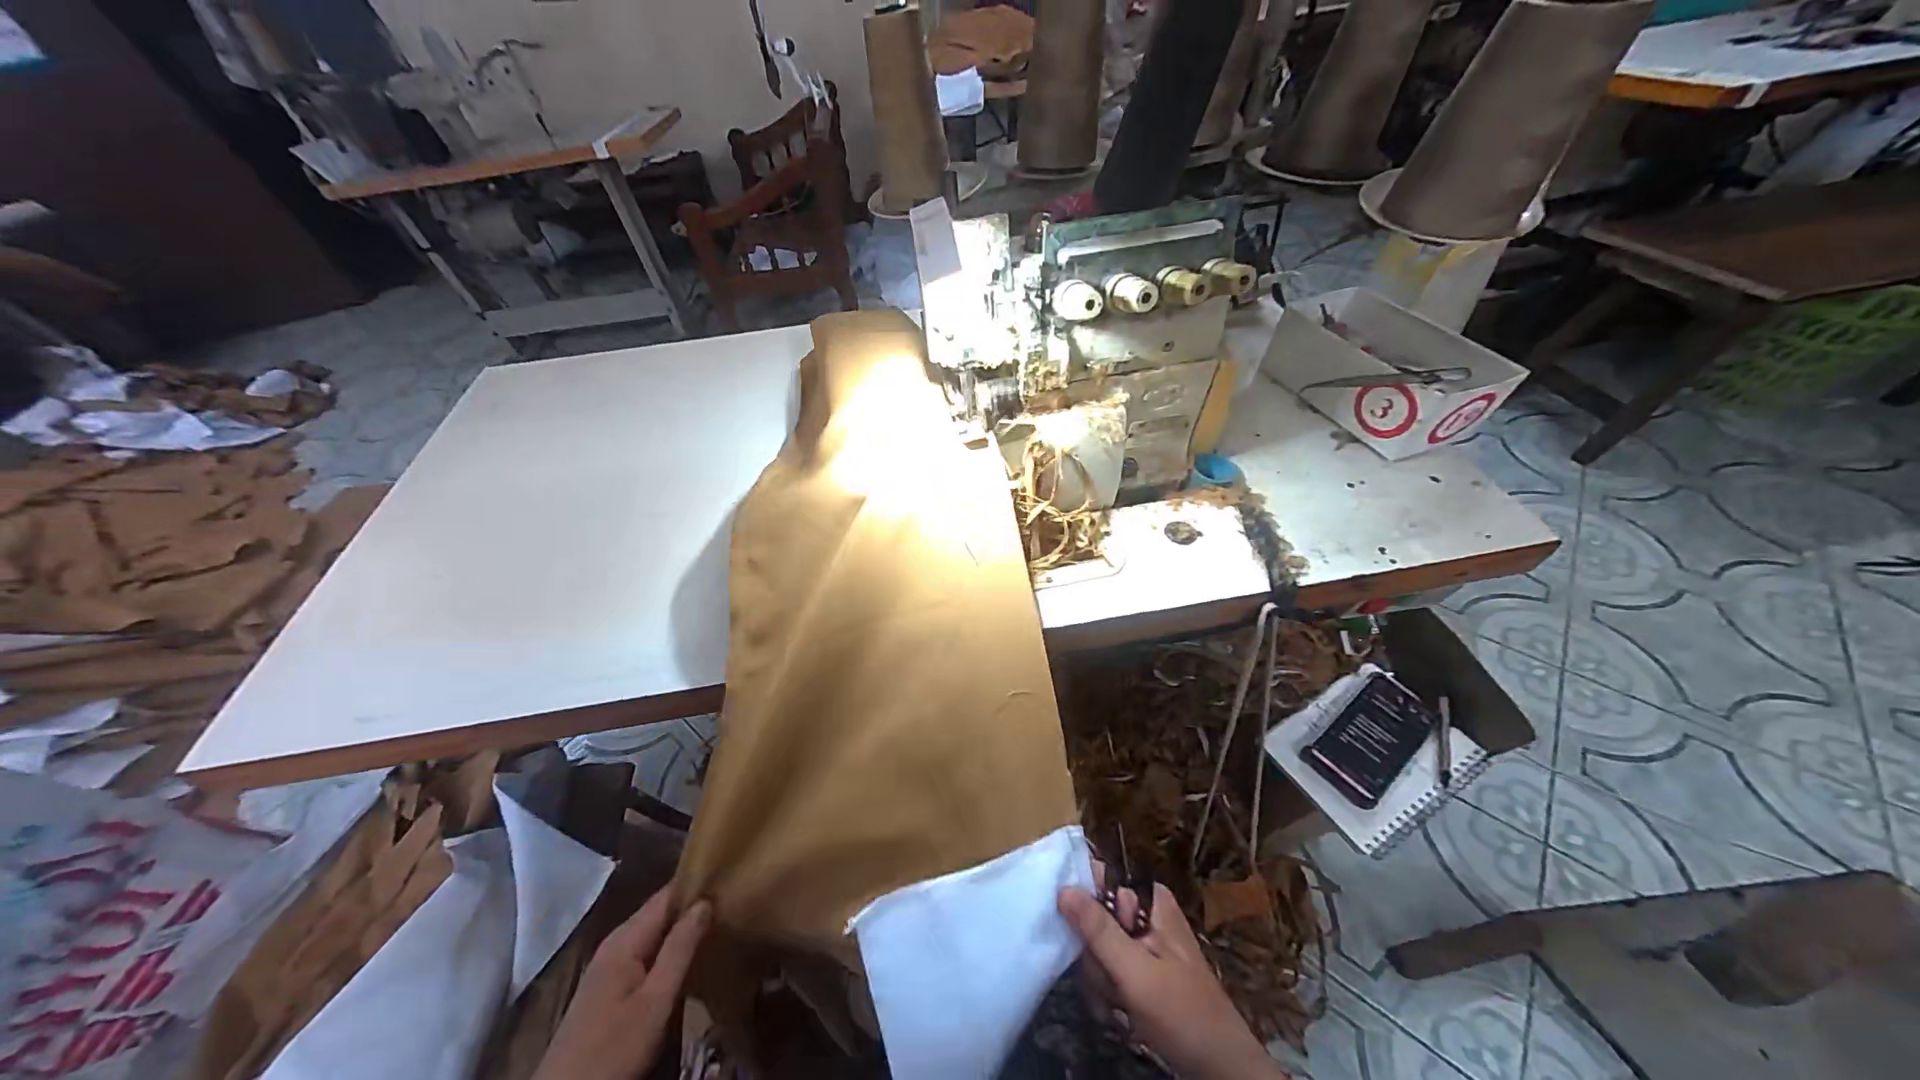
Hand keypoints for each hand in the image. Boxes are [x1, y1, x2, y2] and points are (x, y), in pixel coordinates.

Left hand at [532, 884, 712, 1079]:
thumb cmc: (612, 1050)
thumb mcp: (655, 1001)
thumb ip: (680, 949)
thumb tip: (705, 901)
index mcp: (625, 940)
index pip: (666, 895)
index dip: (697, 882)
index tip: (730, 876)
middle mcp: (615, 944)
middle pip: (660, 911)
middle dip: (694, 903)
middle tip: (733, 899)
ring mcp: (610, 966)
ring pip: (655, 932)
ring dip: (684, 926)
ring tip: (722, 920)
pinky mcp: (610, 987)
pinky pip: (647, 951)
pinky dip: (671, 947)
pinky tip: (692, 955)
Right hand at [1058, 878, 1286, 1079]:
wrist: (1220, 1068)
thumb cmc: (1182, 1014)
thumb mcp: (1135, 970)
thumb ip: (1098, 929)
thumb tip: (1063, 888)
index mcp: (1151, 901)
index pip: (1101, 879)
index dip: (1083, 904)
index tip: (1082, 935)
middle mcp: (1145, 915)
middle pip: (1094, 918)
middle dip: (1095, 956)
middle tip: (1112, 982)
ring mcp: (1143, 944)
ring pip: (1096, 948)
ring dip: (1100, 980)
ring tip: (1119, 1004)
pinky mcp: (1140, 970)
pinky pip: (1106, 970)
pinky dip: (1107, 993)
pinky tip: (1118, 1013)